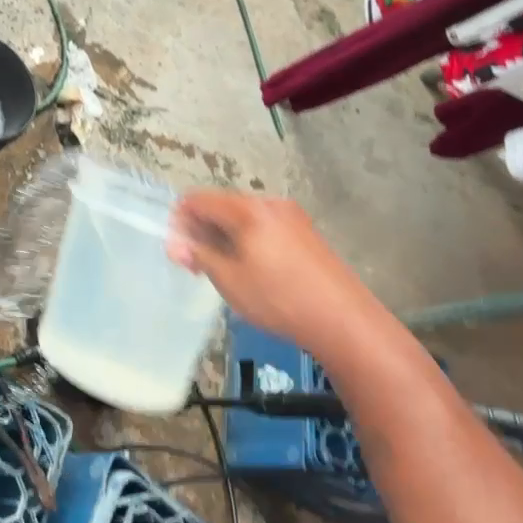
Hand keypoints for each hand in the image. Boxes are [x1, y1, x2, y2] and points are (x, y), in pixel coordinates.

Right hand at [167, 190, 383, 359]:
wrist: (346, 323)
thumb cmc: (279, 299)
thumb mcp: (228, 279)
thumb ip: (197, 255)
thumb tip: (175, 245)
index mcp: (247, 209)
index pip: (196, 199)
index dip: (179, 222)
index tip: (180, 252)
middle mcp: (269, 204)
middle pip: (219, 205)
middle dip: (202, 230)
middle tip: (198, 265)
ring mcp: (292, 217)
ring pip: (241, 217)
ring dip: (224, 237)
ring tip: (225, 271)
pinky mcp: (306, 233)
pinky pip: (263, 226)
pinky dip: (247, 241)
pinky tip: (253, 270)